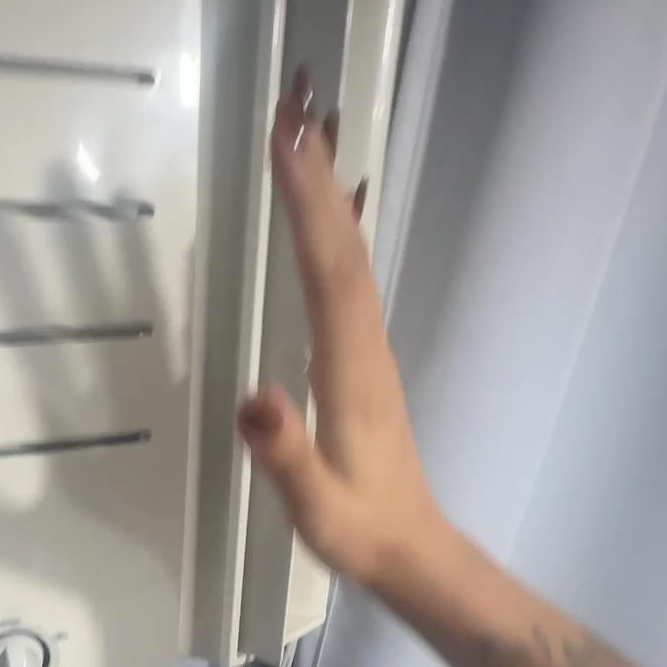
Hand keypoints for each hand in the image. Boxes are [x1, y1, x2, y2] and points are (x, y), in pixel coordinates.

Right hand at [237, 67, 443, 588]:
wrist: (413, 552)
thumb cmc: (362, 531)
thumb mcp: (318, 505)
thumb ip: (286, 452)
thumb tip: (253, 395)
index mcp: (351, 373)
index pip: (330, 276)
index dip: (308, 210)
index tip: (286, 147)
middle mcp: (366, 349)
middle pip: (344, 252)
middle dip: (318, 182)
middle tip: (292, 115)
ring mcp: (369, 354)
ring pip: (351, 262)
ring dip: (329, 200)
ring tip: (306, 146)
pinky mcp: (365, 365)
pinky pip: (351, 285)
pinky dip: (337, 240)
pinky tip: (333, 223)